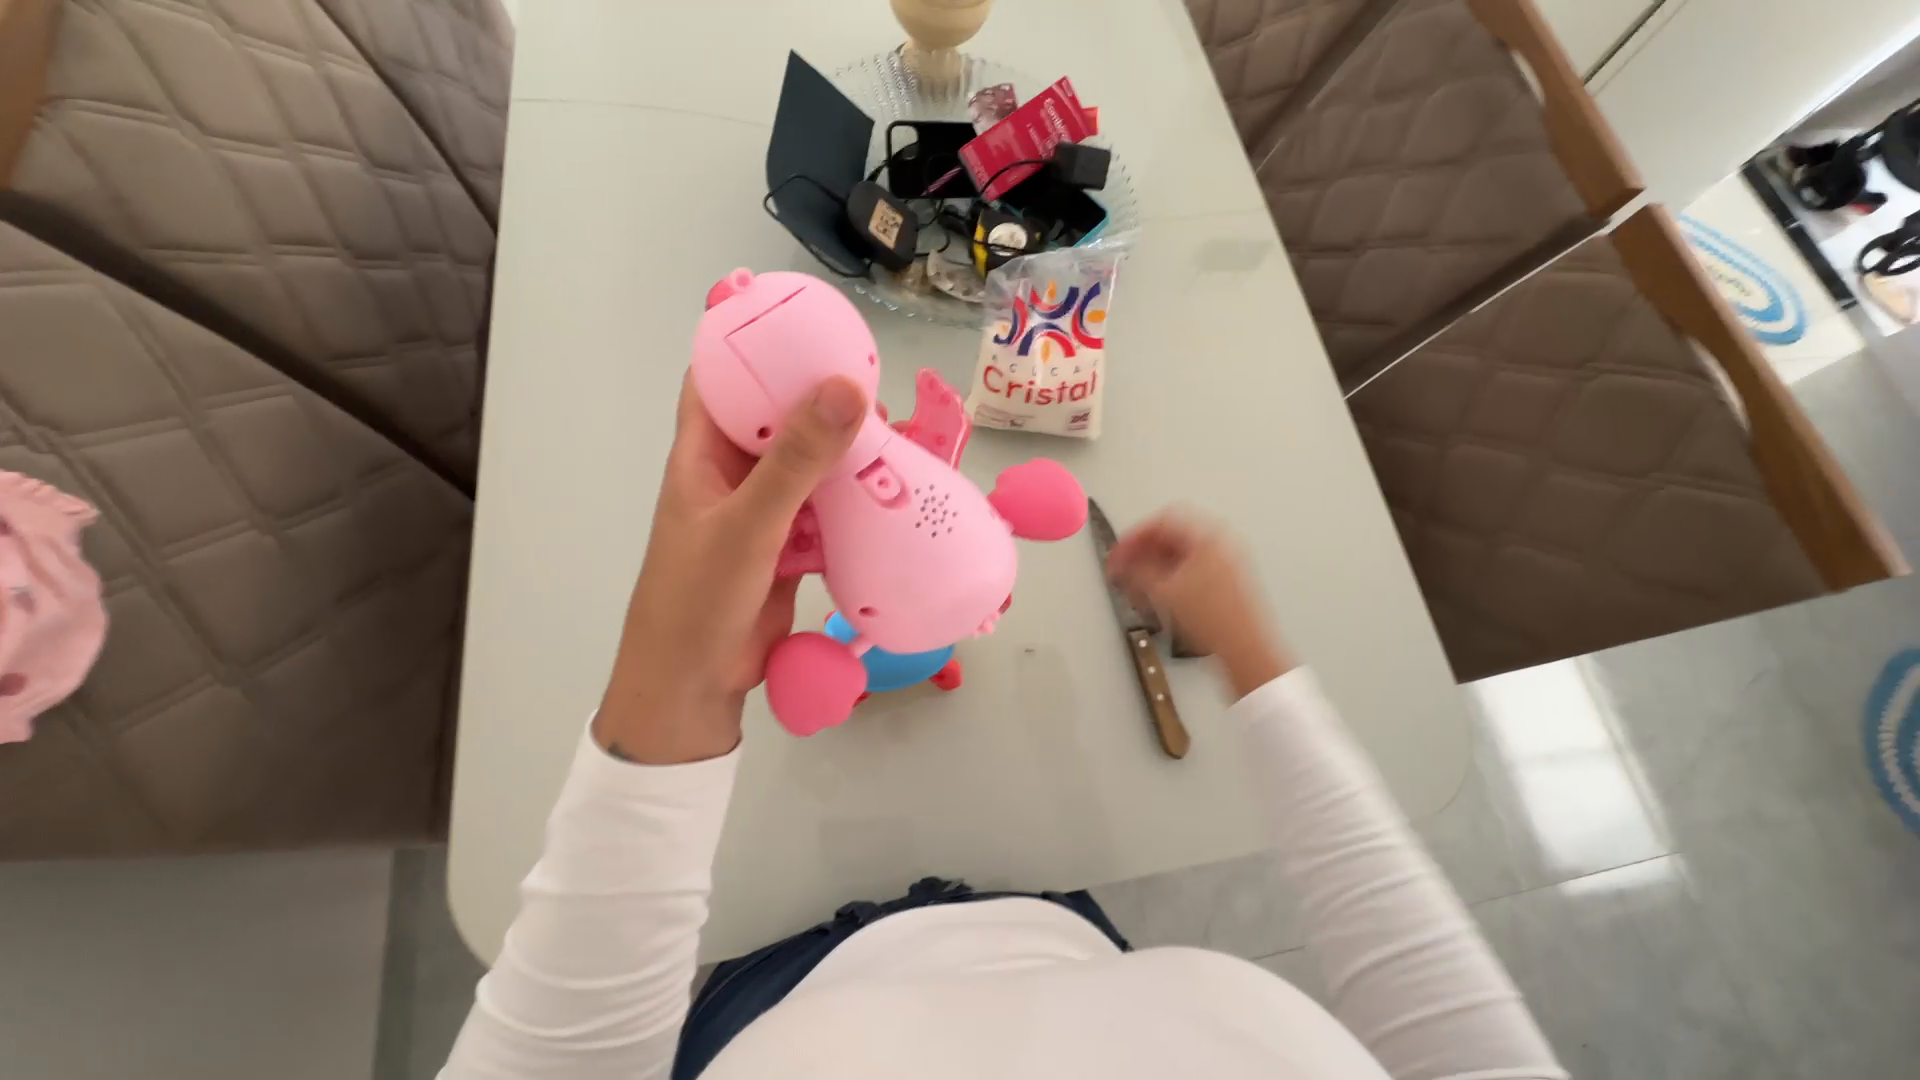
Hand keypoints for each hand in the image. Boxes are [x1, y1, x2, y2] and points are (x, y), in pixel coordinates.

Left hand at [593, 373, 867, 763]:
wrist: (696, 686)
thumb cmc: (698, 599)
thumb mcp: (747, 525)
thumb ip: (796, 461)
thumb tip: (846, 389)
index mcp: (703, 455)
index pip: (720, 379)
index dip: (751, 345)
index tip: (802, 322)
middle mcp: (733, 475)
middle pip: (776, 420)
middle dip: (817, 399)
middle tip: (870, 377)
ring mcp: (765, 513)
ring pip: (808, 467)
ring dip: (844, 453)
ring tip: (894, 429)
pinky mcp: (791, 548)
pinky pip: (827, 511)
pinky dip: (854, 501)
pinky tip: (890, 490)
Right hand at [1106, 511, 1294, 699]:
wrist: (1246, 651)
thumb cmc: (1217, 620)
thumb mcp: (1164, 590)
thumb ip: (1136, 570)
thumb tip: (1123, 563)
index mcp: (1210, 536)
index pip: (1164, 521)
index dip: (1135, 536)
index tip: (1119, 552)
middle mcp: (1222, 545)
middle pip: (1172, 538)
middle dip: (1142, 554)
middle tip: (1123, 569)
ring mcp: (1227, 565)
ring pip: (1180, 557)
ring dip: (1153, 569)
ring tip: (1136, 588)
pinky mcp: (1227, 586)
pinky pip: (1191, 573)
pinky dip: (1170, 581)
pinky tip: (1156, 598)